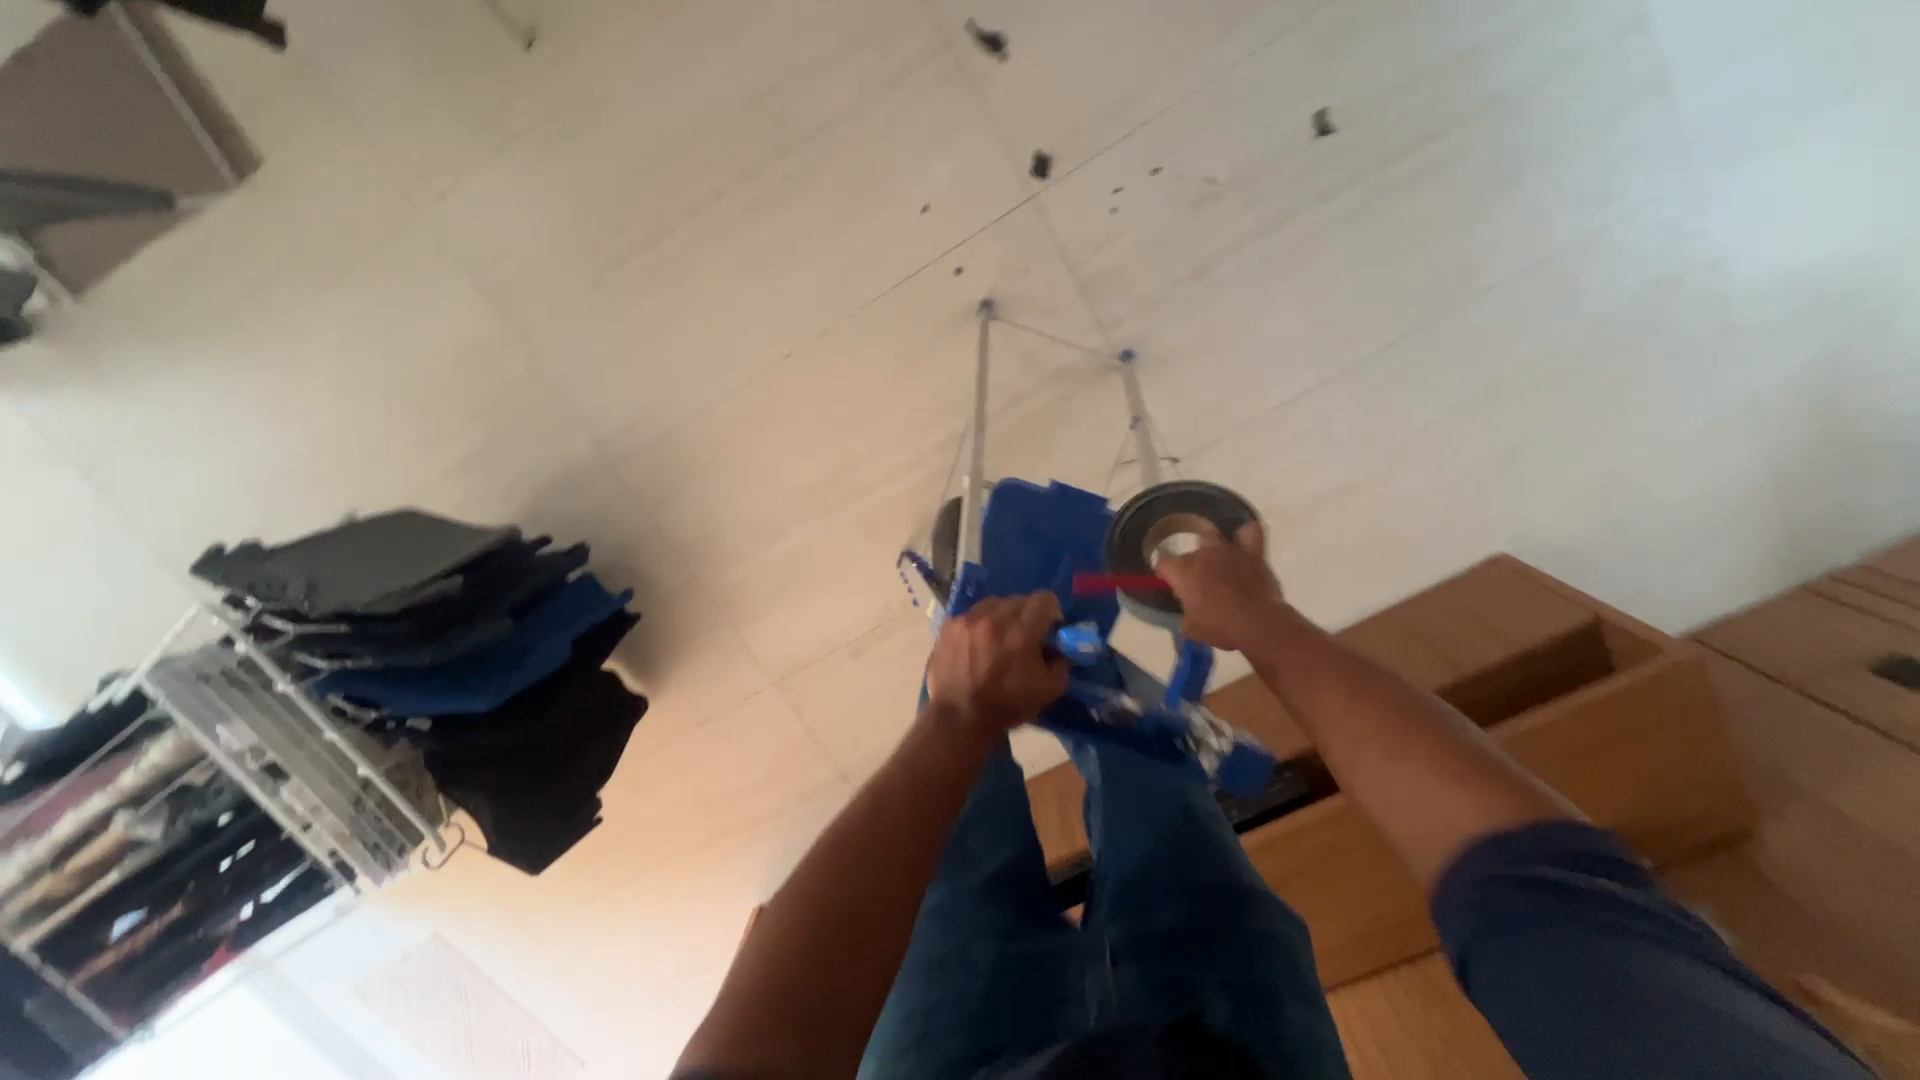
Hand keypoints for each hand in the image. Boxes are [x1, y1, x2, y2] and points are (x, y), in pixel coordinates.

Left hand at [926, 592, 1070, 734]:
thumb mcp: (1048, 690)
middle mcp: (993, 617)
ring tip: (999, 637)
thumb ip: (1062, 664)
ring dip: (1001, 616)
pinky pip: (971, 614)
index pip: (1044, 599)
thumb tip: (1059, 650)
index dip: (1051, 612)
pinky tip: (978, 643)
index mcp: (1021, 631)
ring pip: (993, 604)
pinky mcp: (948, 626)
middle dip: (1026, 614)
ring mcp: (967, 619)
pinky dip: (979, 624)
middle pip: (1018, 600)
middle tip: (1025, 635)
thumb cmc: (1006, 705)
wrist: (959, 719)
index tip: (1049, 627)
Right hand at [1156, 522, 1290, 651]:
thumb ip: (1186, 614)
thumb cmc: (1220, 627)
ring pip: (1214, 538)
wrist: (1258, 623)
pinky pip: (1249, 533)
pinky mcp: (1253, 553)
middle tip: (1198, 586)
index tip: (1170, 585)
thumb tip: (1189, 613)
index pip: (1163, 563)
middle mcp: (1202, 554)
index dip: (1165, 574)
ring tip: (1218, 564)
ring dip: (1213, 551)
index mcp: (1183, 571)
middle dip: (1191, 567)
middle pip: (1189, 554)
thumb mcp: (1191, 629)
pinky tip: (1242, 541)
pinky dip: (1244, 534)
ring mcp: (1228, 550)